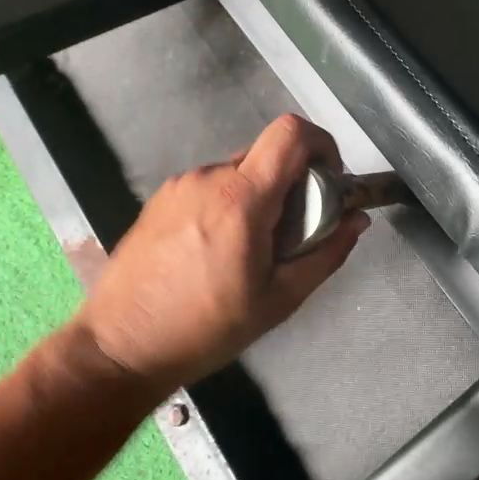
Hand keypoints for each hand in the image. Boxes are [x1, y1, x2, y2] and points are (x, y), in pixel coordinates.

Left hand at [79, 114, 369, 389]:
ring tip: (253, 251)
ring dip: (260, 198)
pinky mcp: (160, 199)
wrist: (120, 347)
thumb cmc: (206, 329)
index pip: (291, 133)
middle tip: (294, 234)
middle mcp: (209, 178)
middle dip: (294, 184)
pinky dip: (230, 205)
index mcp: (241, 198)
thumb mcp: (280, 299)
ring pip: (239, 172)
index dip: (322, 145)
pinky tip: (219, 252)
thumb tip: (358, 220)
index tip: (329, 183)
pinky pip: (212, 187)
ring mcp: (180, 186)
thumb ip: (326, 254)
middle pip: (268, 154)